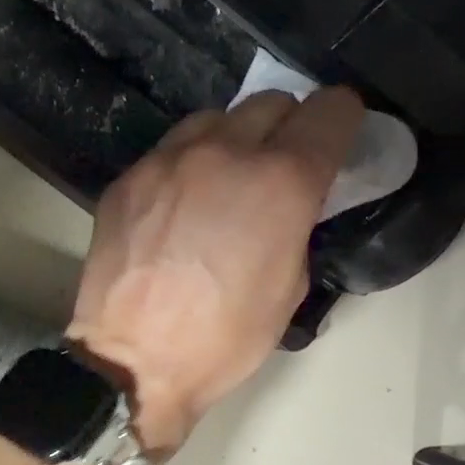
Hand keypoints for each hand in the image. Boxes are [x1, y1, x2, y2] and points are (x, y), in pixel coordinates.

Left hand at [66, 88, 363, 452]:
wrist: (131, 360)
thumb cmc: (222, 337)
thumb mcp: (291, 283)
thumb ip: (296, 222)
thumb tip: (287, 204)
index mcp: (280, 180)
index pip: (330, 111)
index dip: (340, 122)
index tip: (337, 137)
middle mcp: (222, 154)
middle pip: (267, 104)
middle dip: (283, 128)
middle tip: (277, 166)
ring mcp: (163, 162)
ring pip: (211, 121)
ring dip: (228, 141)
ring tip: (222, 182)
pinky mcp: (124, 181)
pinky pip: (165, 153)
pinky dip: (182, 167)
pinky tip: (177, 206)